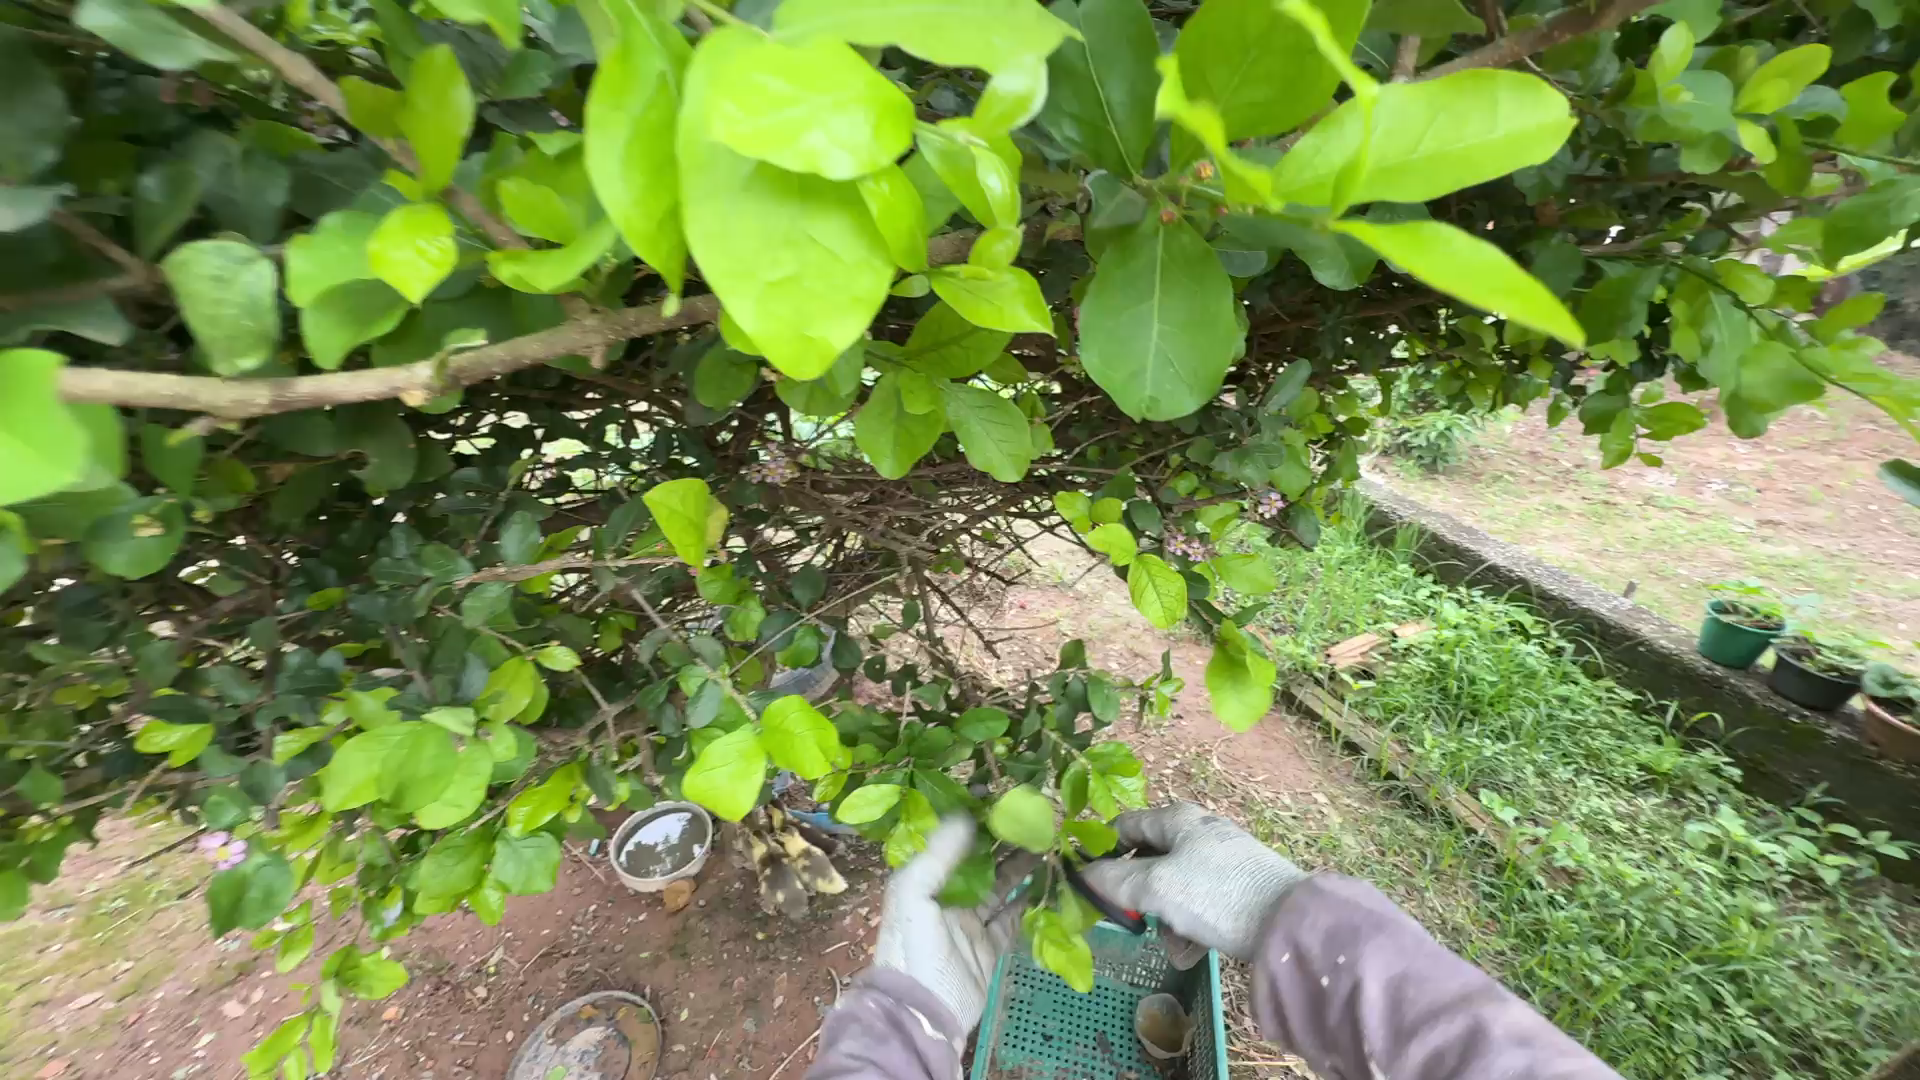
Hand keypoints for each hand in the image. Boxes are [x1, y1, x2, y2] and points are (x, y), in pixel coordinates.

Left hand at [872, 817, 1023, 1030]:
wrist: (923, 1014)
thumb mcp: (914, 893)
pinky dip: (1026, 903)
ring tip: (1044, 847)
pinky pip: (1011, 920)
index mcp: (927, 882)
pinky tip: (1043, 884)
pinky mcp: (989, 949)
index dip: (975, 824)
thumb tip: (966, 817)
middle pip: (982, 865)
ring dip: (1019, 869)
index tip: (1000, 803)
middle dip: (1003, 845)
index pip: (954, 845)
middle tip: (1031, 823)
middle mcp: (950, 899)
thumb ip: (937, 855)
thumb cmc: (913, 948)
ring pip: (1000, 888)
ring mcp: (971, 924)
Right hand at [1078, 802, 1308, 960]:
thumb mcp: (1158, 888)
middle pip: (1149, 858)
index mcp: (1176, 818)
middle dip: (1138, 894)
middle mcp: (1197, 830)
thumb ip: (1115, 880)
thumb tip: (1082, 873)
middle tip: (1132, 920)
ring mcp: (1221, 857)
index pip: (1124, 826)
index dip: (1103, 851)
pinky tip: (1192, 950)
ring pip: (1174, 884)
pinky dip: (1191, 923)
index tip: (1091, 882)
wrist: (1293, 924)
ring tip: (1172, 945)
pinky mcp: (1240, 885)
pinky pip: (1200, 900)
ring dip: (1165, 916)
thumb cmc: (1217, 895)